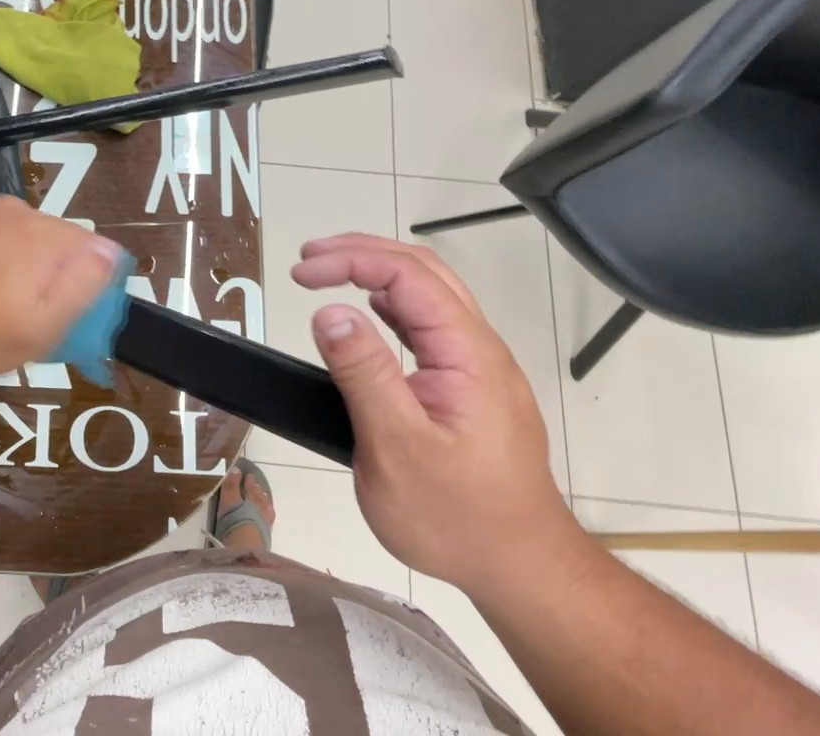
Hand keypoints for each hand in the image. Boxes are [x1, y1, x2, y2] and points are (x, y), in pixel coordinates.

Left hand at [0, 196, 123, 380]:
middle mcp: (12, 209)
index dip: (83, 273)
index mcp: (41, 233)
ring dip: (21, 248)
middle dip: (51, 260)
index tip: (66, 302)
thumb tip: (109, 249)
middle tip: (31, 300)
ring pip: (20, 225)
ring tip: (3, 287)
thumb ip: (84, 283)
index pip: (86, 242)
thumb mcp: (48, 325)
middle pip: (52, 231)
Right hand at [292, 234, 589, 595]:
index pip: (407, 275)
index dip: (349, 260)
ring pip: (430, 294)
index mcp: (467, 353)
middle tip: (306, 259)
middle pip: (424, 270)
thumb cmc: (455, 516)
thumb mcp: (396, 448)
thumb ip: (364, 374)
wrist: (520, 569)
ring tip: (326, 274)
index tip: (299, 274)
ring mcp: (478, 368)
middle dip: (363, 251)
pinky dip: (390, 304)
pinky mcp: (469, 387)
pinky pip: (429, 326)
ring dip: (377, 272)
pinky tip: (366, 314)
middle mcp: (479, 348)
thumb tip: (329, 311)